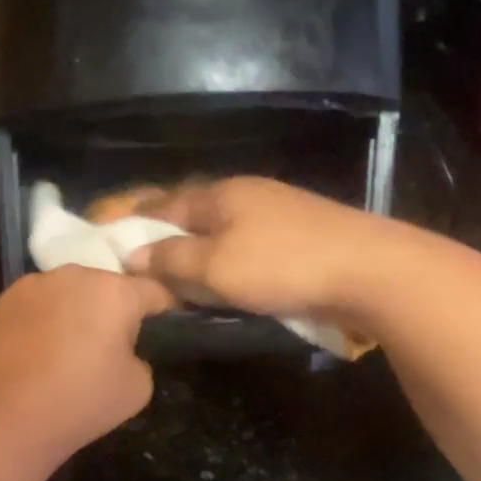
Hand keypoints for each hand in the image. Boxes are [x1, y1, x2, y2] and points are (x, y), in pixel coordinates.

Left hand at [0, 265, 176, 454]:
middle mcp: (73, 275)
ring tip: (66, 349)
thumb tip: (121, 350)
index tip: (163, 329)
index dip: (164, 310)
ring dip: (73, 312)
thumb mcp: (138, 387)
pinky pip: (35, 305)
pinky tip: (36, 352)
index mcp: (115, 291)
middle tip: (107, 347)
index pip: (154, 290)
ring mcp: (32, 285)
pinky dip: (41, 321)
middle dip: (111, 310)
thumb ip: (139, 357)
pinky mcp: (1, 302)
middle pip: (105, 287)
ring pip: (66, 292)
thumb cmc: (81, 402)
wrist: (8, 417)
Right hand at [126, 177, 415, 320]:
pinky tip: (226, 285)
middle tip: (143, 277)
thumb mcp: (215, 268)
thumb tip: (132, 256)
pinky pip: (246, 248)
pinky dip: (227, 265)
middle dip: (166, 243)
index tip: (111, 252)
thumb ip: (171, 261)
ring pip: (221, 234)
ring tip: (180, 287)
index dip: (134, 228)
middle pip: (192, 218)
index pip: (162, 206)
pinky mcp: (300, 236)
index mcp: (219, 193)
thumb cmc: (282, 266)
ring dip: (198, 257)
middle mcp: (246, 194)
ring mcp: (277, 213)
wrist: (369, 270)